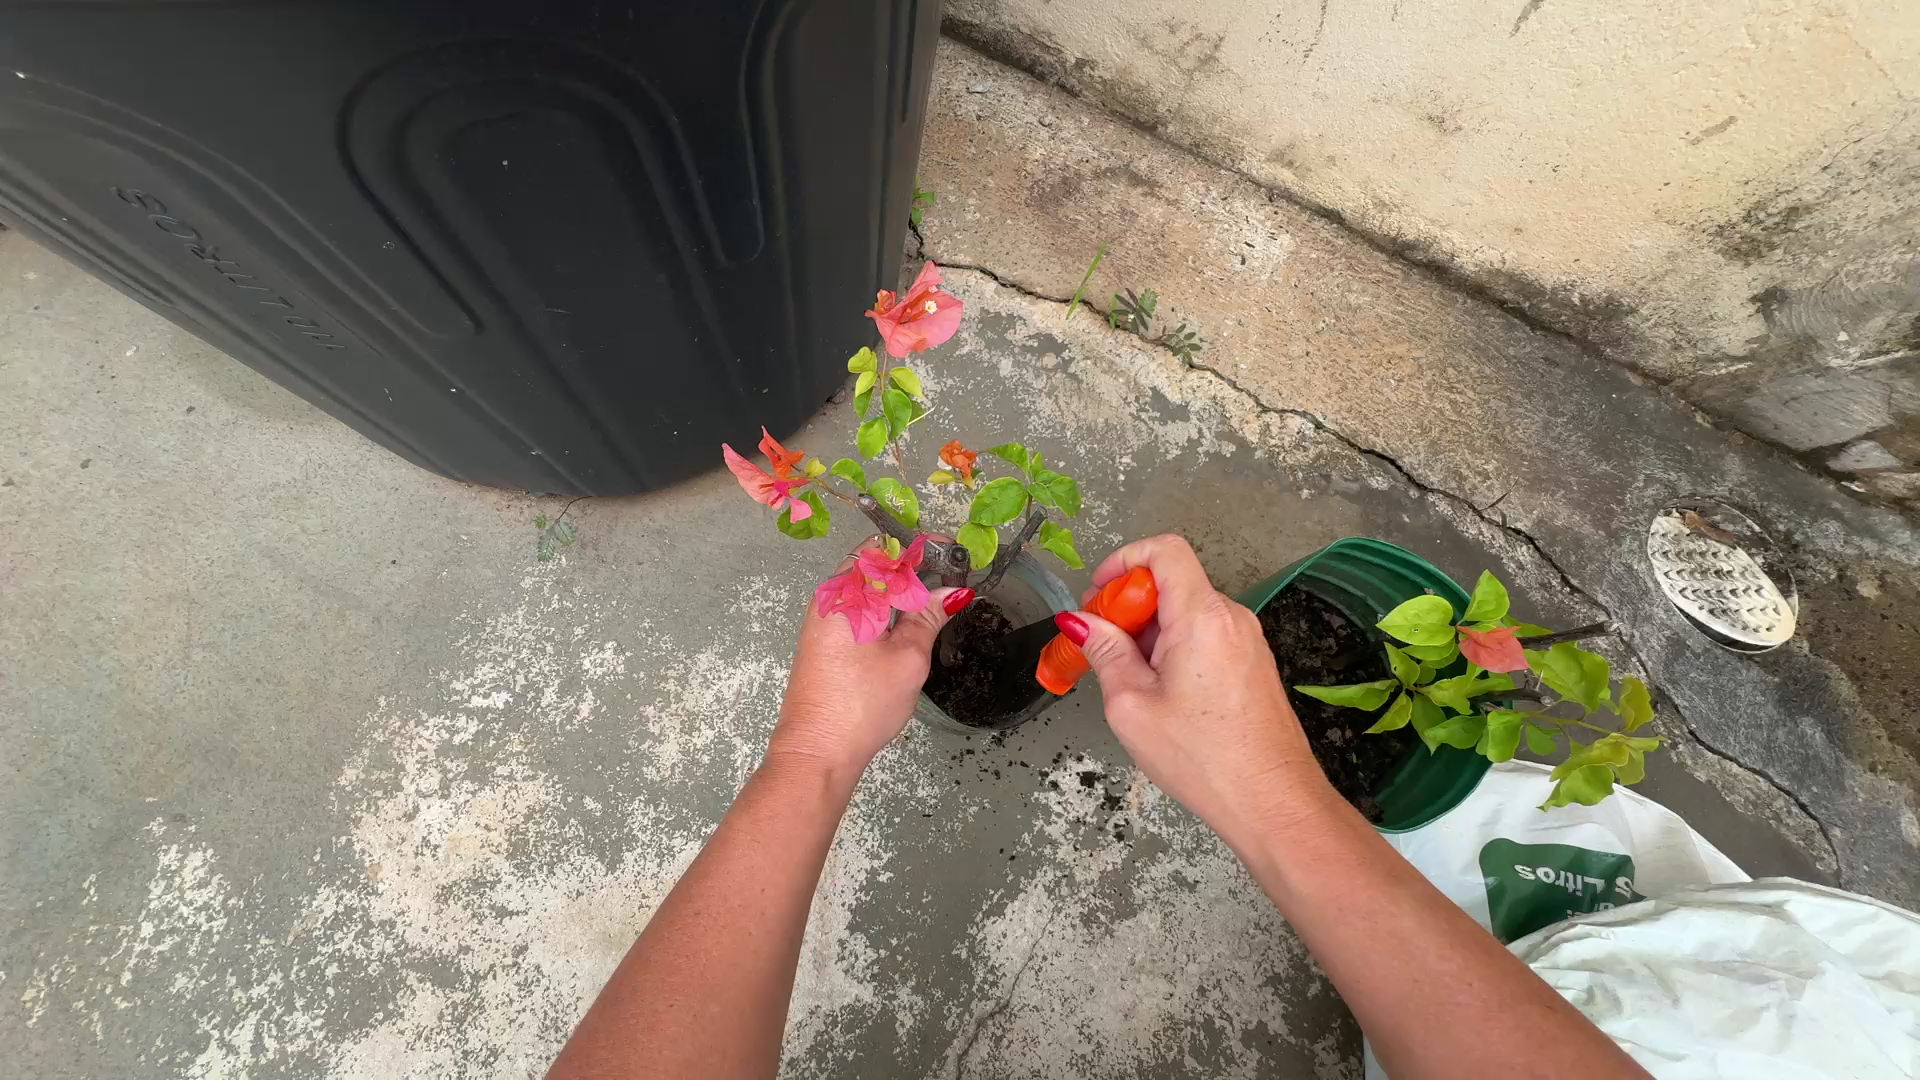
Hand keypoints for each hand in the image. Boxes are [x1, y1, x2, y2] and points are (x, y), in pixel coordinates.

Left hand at [770, 538, 970, 775]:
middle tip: (952, 579)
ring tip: (936, 599)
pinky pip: (859, 606)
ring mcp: (823, 618)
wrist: (817, 752)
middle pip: (875, 563)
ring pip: (867, 586)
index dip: (923, 547)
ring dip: (900, 587)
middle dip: (914, 567)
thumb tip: (953, 592)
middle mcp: (829, 597)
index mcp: (845, 593)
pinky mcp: (824, 638)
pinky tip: (908, 621)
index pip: (886, 549)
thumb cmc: (861, 705)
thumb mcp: (908, 657)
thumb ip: (929, 616)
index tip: (954, 553)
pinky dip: (885, 605)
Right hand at [1062, 535, 1334, 850]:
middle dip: (1127, 605)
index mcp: (1202, 617)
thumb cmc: (1204, 758)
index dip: (1123, 559)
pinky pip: (1203, 634)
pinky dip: (1172, 646)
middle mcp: (1230, 617)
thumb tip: (1080, 621)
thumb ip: (1104, 651)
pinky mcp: (1251, 662)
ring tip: (1129, 679)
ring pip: (1185, 611)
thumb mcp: (1131, 705)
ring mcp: (1246, 639)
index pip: (1164, 550)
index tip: (1098, 593)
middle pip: (1170, 583)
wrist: (1274, 803)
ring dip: (1148, 630)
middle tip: (1100, 645)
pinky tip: (1159, 691)